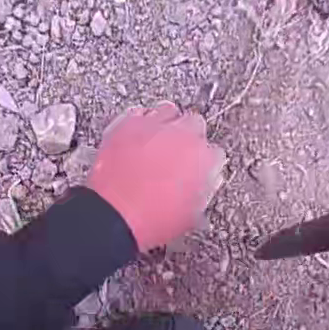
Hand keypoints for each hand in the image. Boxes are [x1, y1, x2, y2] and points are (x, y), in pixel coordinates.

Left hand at [85, 103, 226, 251]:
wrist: (114, 216)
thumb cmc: (151, 219)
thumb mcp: (190, 214)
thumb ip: (203, 190)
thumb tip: (204, 183)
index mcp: (204, 158)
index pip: (214, 151)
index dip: (204, 161)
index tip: (197, 168)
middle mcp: (183, 136)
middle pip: (195, 123)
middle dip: (190, 136)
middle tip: (179, 152)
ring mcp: (154, 127)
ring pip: (168, 110)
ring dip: (167, 122)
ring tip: (160, 137)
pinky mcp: (128, 125)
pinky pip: (139, 113)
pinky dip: (141, 122)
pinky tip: (139, 135)